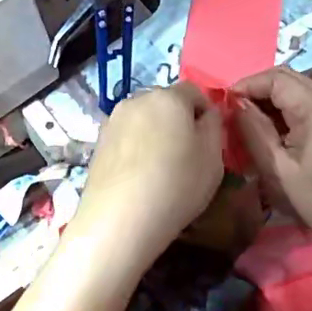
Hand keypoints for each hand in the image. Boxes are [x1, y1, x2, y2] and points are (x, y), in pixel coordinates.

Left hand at [67, 83, 224, 272]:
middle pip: (165, 104)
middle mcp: (136, 100)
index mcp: (168, 96)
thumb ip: (214, 126)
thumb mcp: (213, 156)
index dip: (206, 111)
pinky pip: (126, 140)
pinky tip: (139, 178)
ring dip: (155, 136)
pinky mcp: (97, 144)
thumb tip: (206, 114)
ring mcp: (112, 121)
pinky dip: (136, 151)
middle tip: (187, 156)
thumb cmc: (177, 184)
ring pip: (143, 121)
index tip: (210, 140)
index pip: (194, 91)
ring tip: (161, 170)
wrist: (119, 219)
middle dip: (178, 122)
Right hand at [232, 67, 311, 254]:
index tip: (223, 104)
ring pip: (293, 90)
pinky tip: (264, 130)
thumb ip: (255, 132)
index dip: (247, 85)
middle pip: (286, 78)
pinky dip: (279, 110)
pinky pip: (301, 105)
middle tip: (231, 110)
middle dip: (255, 88)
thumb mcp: (279, 169)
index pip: (276, 79)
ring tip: (242, 120)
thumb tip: (235, 105)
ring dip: (266, 99)